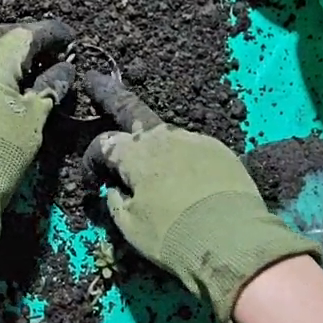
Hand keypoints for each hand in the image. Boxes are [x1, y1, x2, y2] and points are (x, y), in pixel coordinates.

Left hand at [0, 20, 74, 258]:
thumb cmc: (2, 146)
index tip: (70, 40)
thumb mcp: (35, 116)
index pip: (29, 34)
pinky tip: (3, 82)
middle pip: (3, 36)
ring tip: (27, 68)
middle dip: (27, 40)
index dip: (53, 35)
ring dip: (6, 54)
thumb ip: (50, 85)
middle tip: (49, 53)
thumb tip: (64, 67)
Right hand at [82, 71, 317, 322]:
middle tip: (94, 81)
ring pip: (166, 135)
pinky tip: (189, 180)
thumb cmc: (171, 235)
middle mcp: (163, 136)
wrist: (231, 241)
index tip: (91, 181)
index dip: (91, 161)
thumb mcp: (130, 226)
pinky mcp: (221, 150)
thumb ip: (116, 202)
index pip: (102, 145)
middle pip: (130, 109)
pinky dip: (184, 159)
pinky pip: (193, 149)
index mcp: (134, 153)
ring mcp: (194, 140)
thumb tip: (114, 189)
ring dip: (155, 144)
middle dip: (108, 95)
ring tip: (155, 162)